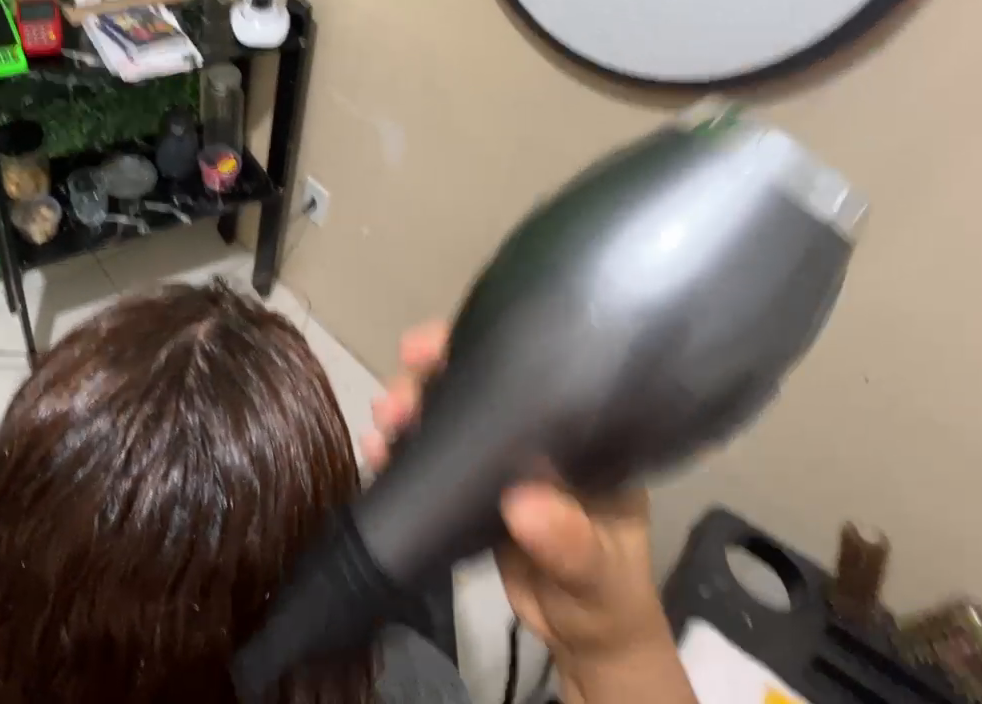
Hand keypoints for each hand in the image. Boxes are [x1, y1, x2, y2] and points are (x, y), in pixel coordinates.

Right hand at [365, 324, 690, 700]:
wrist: (582, 635)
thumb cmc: (606, 595)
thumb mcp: (597, 571)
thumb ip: (568, 542)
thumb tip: (522, 503)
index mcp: (573, 429)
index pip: (522, 367)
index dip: (472, 346)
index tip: (427, 349)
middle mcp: (531, 431)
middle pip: (469, 382)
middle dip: (423, 380)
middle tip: (394, 403)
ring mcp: (496, 457)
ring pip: (442, 413)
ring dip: (405, 412)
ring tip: (381, 428)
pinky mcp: (467, 486)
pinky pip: (428, 456)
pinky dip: (398, 449)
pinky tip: (375, 452)